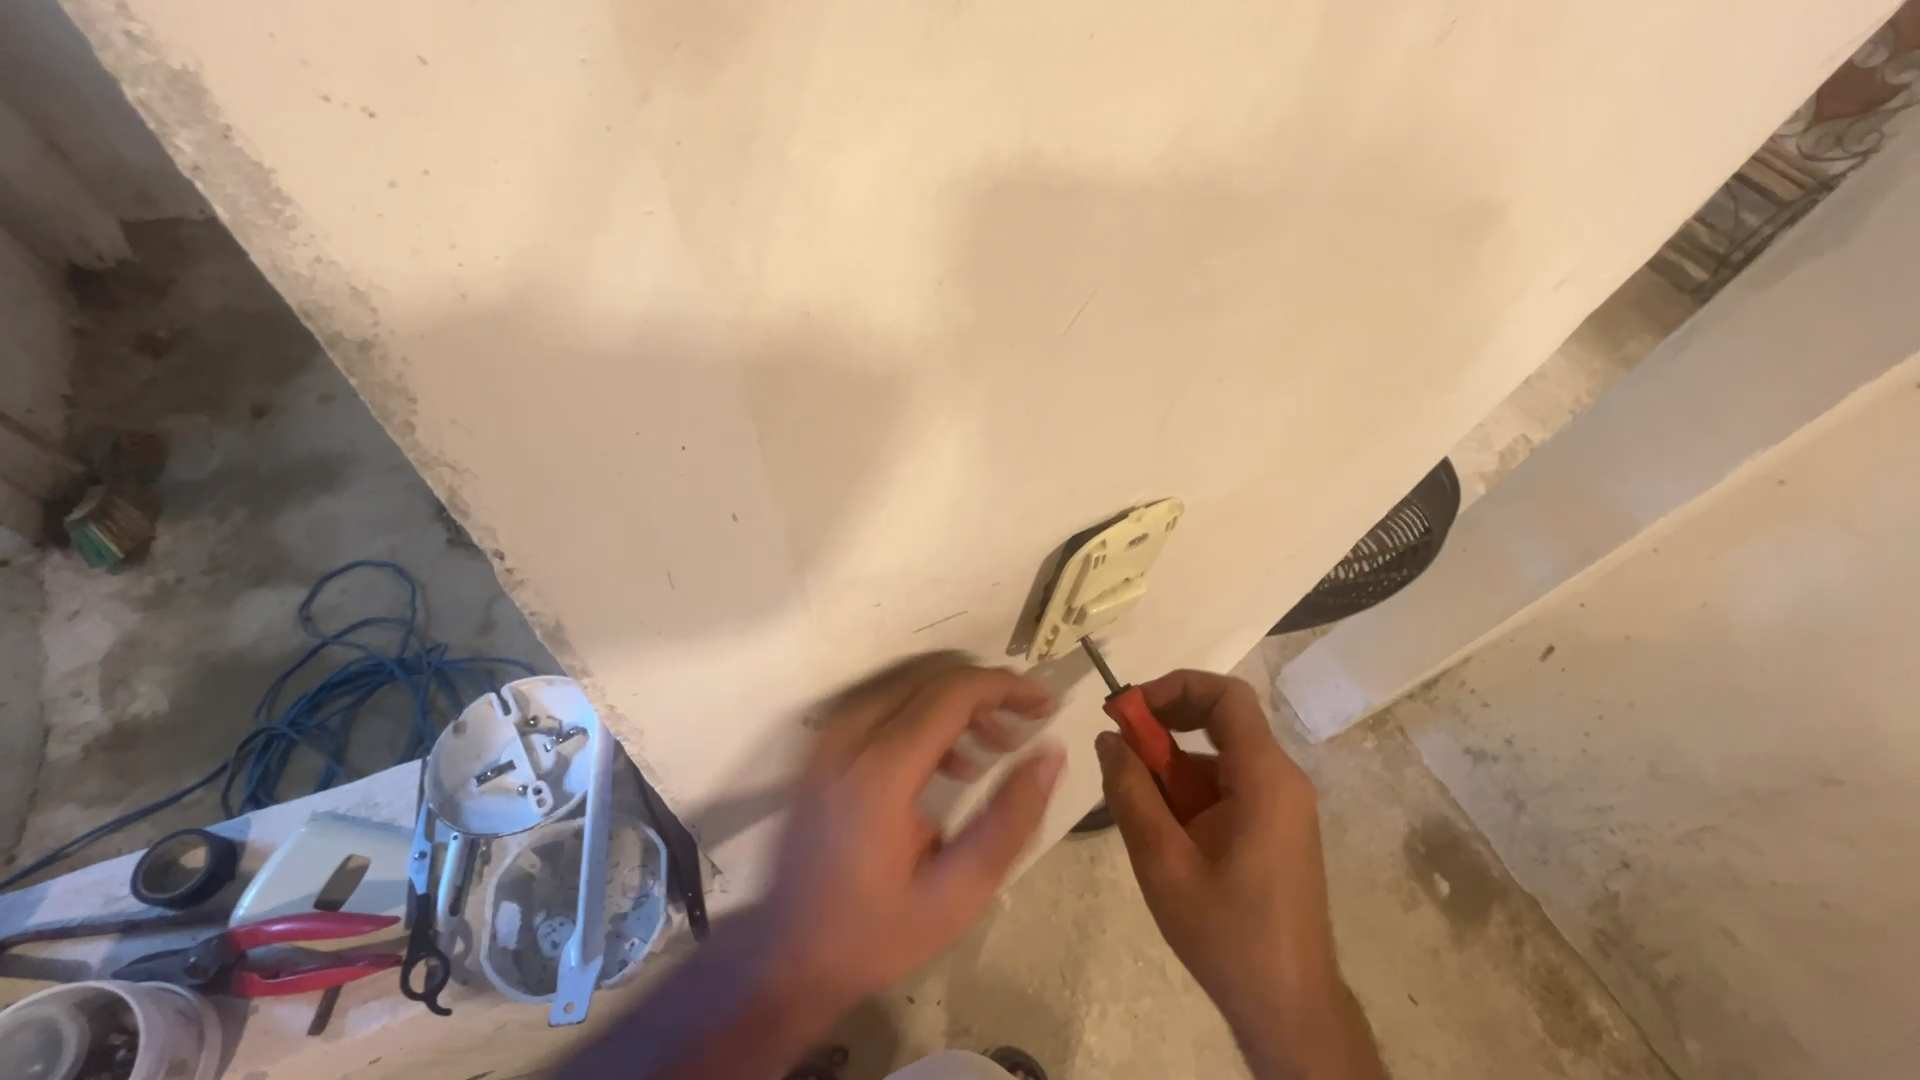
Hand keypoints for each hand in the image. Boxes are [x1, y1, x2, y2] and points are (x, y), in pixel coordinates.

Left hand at [559, 654, 1064, 1079]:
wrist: (787, 957)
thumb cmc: (876, 933)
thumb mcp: (959, 892)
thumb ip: (1011, 818)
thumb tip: (1051, 754)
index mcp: (882, 770)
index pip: (953, 692)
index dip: (1007, 687)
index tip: (1047, 702)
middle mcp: (848, 739)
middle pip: (930, 679)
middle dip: (987, 693)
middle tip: (1027, 726)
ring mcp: (827, 741)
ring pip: (905, 687)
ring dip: (957, 705)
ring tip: (997, 748)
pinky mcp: (819, 751)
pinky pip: (881, 707)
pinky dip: (924, 717)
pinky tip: (953, 763)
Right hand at [1096, 669, 1384, 1078]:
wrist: (1288, 1005)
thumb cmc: (1225, 932)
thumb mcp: (1161, 860)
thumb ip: (1130, 791)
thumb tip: (1108, 739)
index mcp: (1265, 778)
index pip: (1226, 696)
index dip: (1174, 687)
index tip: (1126, 709)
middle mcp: (1283, 780)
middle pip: (1223, 722)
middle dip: (1166, 726)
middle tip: (1119, 747)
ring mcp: (1283, 806)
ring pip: (1220, 759)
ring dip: (1173, 767)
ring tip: (1134, 804)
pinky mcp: (1277, 830)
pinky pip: (1229, 788)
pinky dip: (1190, 793)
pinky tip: (1163, 832)